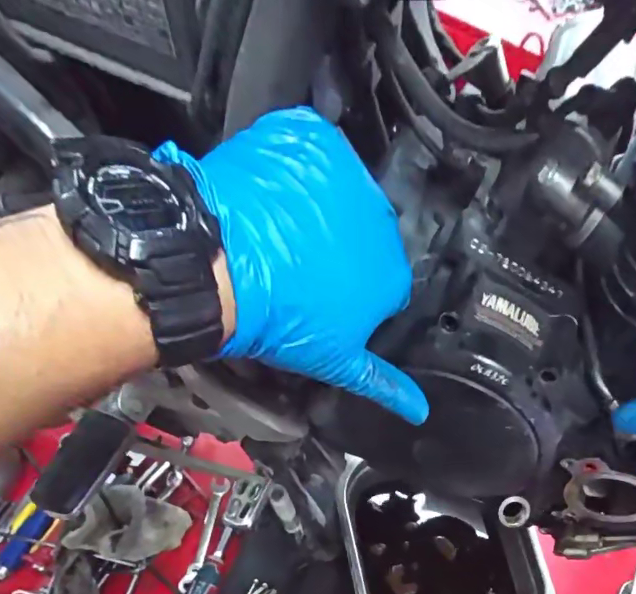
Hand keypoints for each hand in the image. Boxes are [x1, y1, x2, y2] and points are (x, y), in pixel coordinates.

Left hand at [153, 108, 427, 423]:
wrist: (216, 266)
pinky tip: (275, 192)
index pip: (386, 281)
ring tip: (281, 230)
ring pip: (342, 194)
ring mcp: (348, 178)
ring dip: (320, 207)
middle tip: (300, 265)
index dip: (356, 290)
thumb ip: (384, 382)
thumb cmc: (277, 316)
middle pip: (367, 235)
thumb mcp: (337, 361)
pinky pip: (314, 149)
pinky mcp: (312, 143)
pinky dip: (297, 164)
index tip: (328, 296)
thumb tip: (419, 409)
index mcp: (394, 277)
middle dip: (343, 248)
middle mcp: (383, 224)